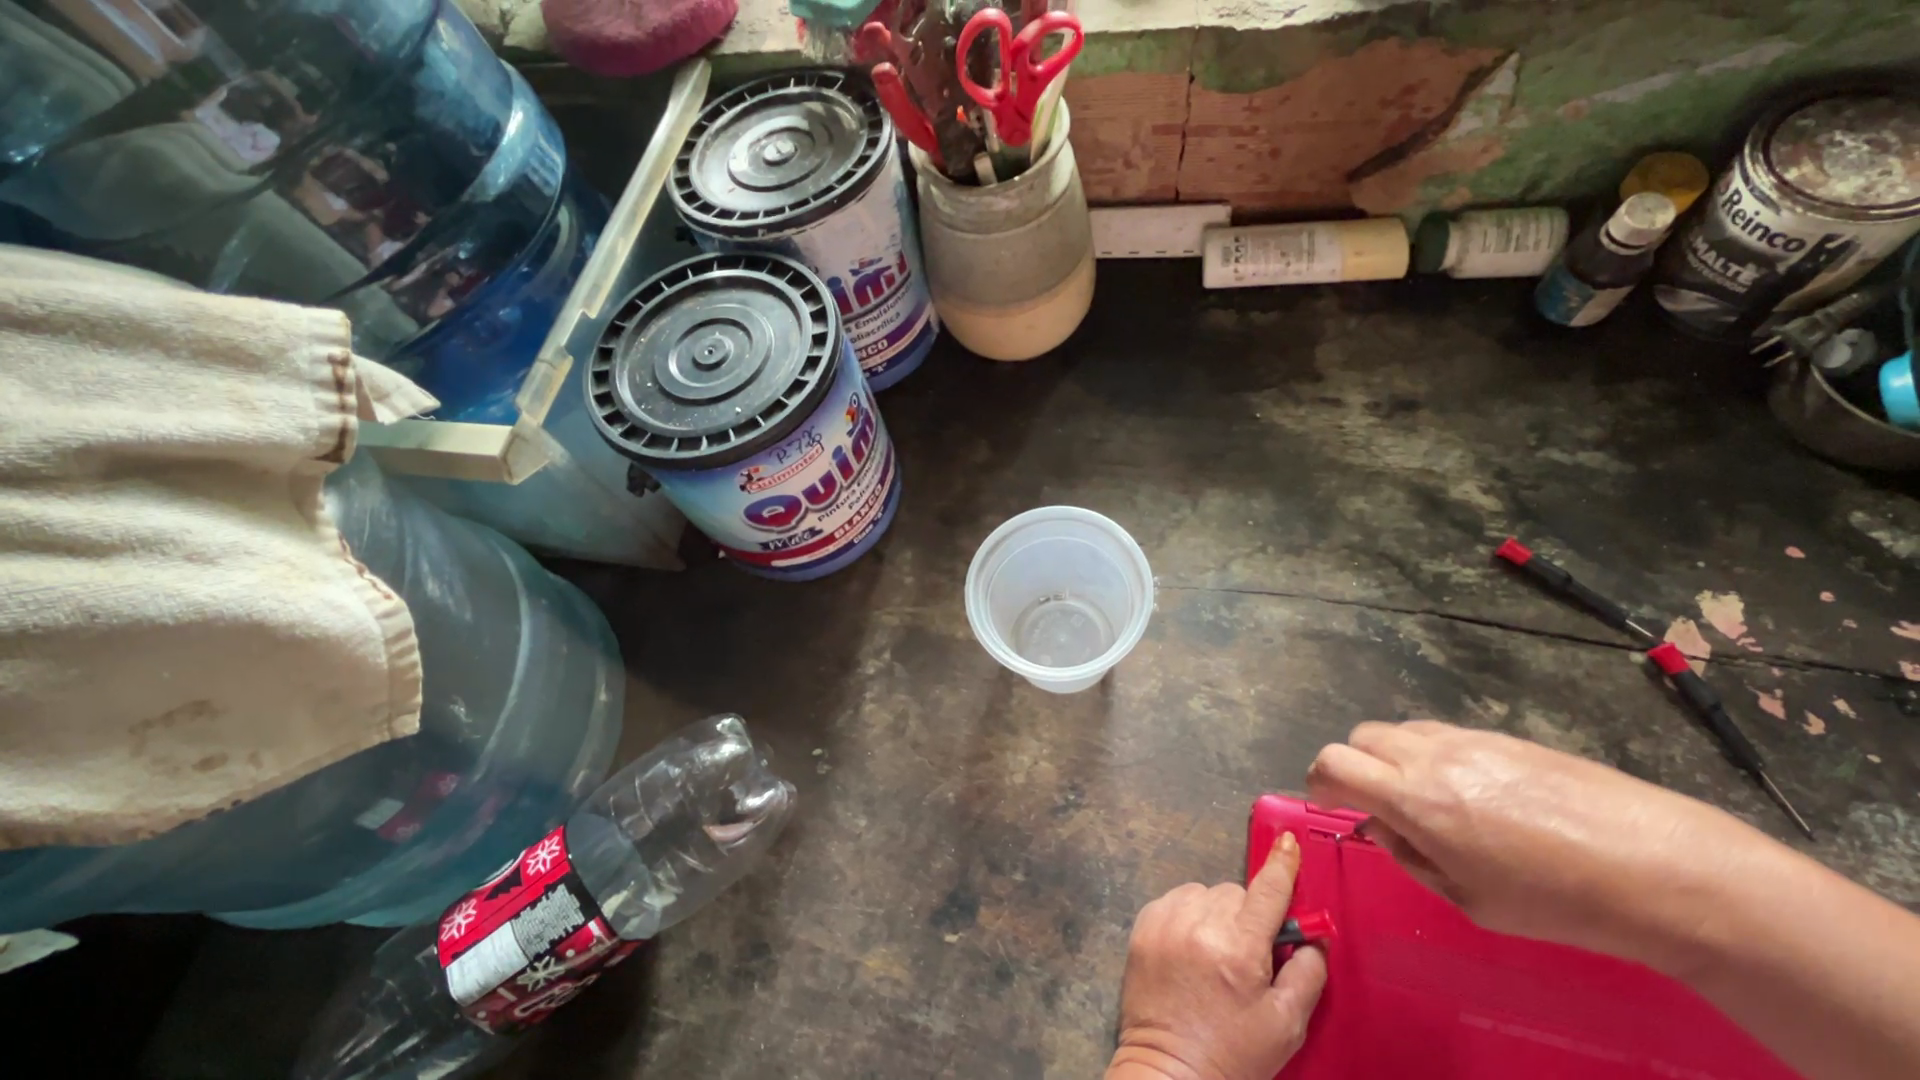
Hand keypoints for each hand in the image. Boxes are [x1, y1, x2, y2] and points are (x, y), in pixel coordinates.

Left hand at [1107, 832, 1327, 1079]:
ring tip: (1215, 953)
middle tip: (1248, 955)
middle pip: (1235, 893)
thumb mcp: (1286, 1023)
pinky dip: (1187, 914)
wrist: (1169, 1072)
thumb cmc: (1233, 1053)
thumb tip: (1311, 938)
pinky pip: (1175, 901)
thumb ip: (1306, 973)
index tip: (1288, 842)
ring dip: (1215, 912)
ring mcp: (1165, 921)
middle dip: (1247, 916)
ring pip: (1203, 893)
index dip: (1282, 865)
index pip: (1267, 890)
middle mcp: (1199, 923)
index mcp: (1239, 947)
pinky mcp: (1142, 926)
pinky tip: (1190, 947)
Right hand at [1306, 720, 1787, 974]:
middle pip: (1360, 738)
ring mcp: (1471, 740)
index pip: (1332, 763)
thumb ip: (1411, 856)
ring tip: (1428, 799)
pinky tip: (1475, 794)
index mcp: (1414, 798)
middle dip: (1354, 767)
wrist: (1660, 868)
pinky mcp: (1506, 737)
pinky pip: (1445, 735)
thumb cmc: (1557, 901)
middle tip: (1381, 806)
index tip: (1333, 806)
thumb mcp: (1468, 900)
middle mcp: (1431, 756)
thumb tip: (1383, 827)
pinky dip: (1434, 756)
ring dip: (1393, 758)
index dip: (1318, 783)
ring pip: (1402, 731)